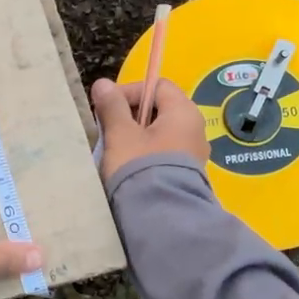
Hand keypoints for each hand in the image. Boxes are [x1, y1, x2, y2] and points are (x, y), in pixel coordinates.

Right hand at [91, 77, 208, 180]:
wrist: (161, 215)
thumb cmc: (140, 166)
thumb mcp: (120, 134)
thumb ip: (112, 107)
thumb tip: (103, 83)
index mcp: (183, 112)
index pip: (158, 86)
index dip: (131, 91)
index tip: (109, 107)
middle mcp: (195, 129)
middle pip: (161, 110)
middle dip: (132, 116)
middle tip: (110, 129)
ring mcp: (194, 154)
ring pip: (162, 134)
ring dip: (138, 137)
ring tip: (117, 150)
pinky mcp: (188, 174)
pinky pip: (165, 154)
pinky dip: (147, 154)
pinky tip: (131, 167)